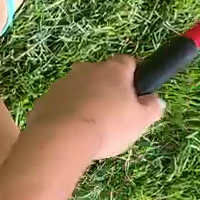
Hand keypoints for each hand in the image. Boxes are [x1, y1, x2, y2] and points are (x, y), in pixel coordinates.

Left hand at [23, 56, 165, 159]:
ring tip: (90, 128)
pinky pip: (60, 104)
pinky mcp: (44, 100)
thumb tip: (156, 100)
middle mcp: (86, 69)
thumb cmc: (108, 125)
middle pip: (101, 75)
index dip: (133, 77)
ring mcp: (62, 83)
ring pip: (78, 89)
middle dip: (107, 91)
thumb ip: (151, 108)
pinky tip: (70, 133)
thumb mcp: (140, 121)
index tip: (135, 95)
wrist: (61, 138)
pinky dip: (65, 114)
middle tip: (113, 115)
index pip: (128, 62)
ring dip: (84, 102)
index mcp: (112, 70)